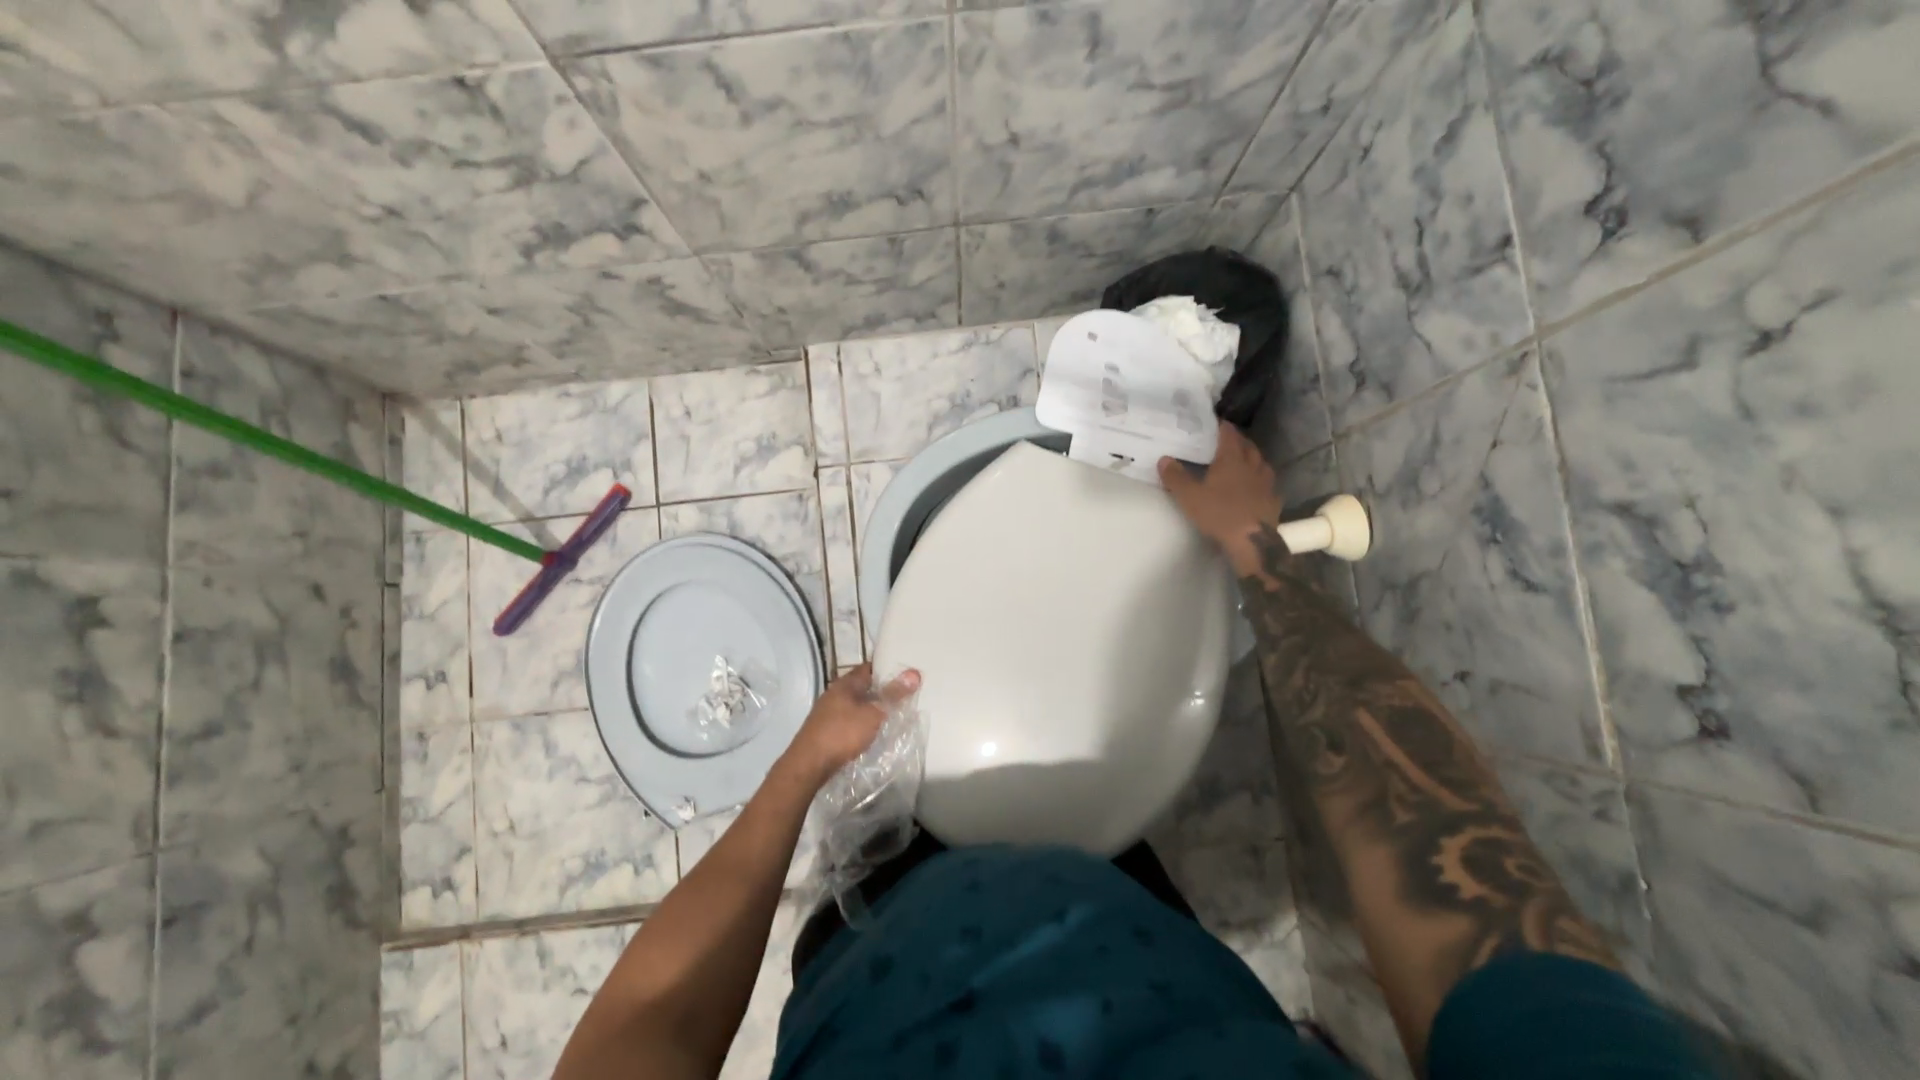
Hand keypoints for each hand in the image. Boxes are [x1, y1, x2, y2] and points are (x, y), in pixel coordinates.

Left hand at [778, 664, 921, 786]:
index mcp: (845, 684)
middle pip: (863, 687)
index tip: (907, 672)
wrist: (809, 765)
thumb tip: (914, 673)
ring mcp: (828, 712)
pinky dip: (863, 722)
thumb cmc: (842, 733)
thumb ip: (893, 695)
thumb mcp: (873, 714)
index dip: (887, 668)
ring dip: (873, 708)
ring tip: (895, 713)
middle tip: (906, 694)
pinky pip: (850, 719)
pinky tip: (874, 731)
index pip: (869, 667)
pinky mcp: (827, 730)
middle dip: (883, 690)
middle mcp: (835, 694)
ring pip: (857, 704)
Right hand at [1158, 421, 1281, 572]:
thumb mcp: (1189, 497)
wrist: (1251, 540)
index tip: (1218, 423)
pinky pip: (1268, 483)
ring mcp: (1266, 483)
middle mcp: (1252, 466)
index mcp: (1231, 460)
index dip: (1224, 428)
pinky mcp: (1273, 500)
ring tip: (1244, 461)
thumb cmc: (1219, 514)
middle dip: (1239, 441)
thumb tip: (1164, 459)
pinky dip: (1261, 480)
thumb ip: (1176, 477)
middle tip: (1229, 441)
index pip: (1230, 436)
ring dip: (1253, 458)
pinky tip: (1257, 487)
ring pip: (1261, 463)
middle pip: (1248, 447)